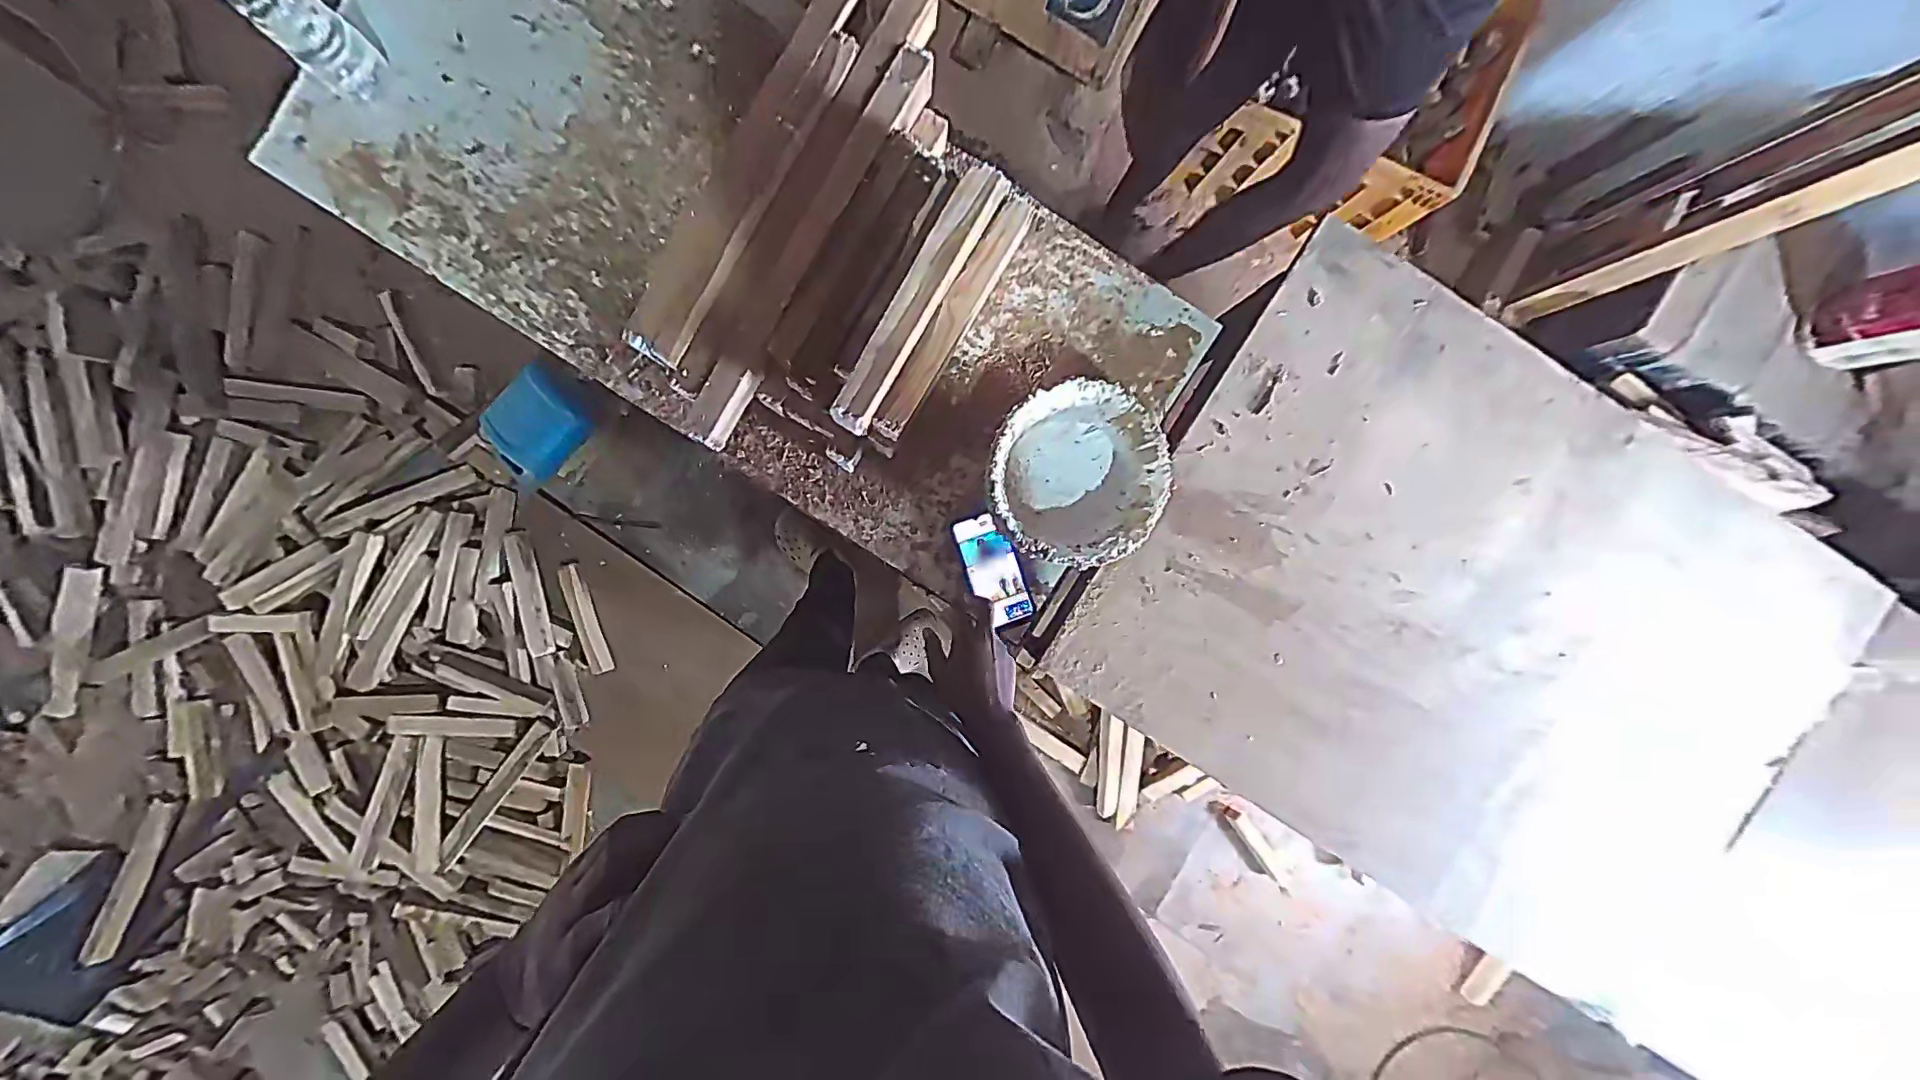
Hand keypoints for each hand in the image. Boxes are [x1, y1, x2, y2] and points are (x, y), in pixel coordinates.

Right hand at [929, 600, 1015, 721]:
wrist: (991, 717)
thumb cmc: (961, 697)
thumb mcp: (939, 673)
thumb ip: (933, 648)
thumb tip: (928, 632)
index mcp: (968, 638)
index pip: (961, 609)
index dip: (955, 599)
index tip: (950, 594)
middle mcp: (988, 638)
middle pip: (985, 608)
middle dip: (975, 600)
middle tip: (965, 600)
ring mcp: (1002, 647)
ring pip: (991, 627)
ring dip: (980, 625)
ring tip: (968, 633)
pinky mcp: (1010, 658)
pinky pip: (997, 643)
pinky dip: (987, 643)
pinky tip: (980, 656)